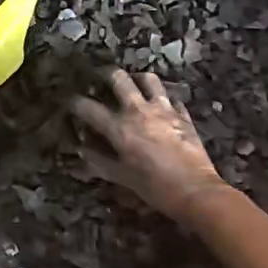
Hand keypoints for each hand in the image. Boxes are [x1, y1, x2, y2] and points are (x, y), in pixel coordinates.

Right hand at [73, 70, 230, 221]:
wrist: (198, 193)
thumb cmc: (155, 187)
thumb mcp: (121, 178)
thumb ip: (98, 162)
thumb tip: (81, 151)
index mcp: (118, 126)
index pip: (87, 106)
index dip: (74, 102)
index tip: (70, 103)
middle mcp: (138, 111)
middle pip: (118, 77)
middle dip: (105, 74)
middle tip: (101, 79)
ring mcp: (163, 110)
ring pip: (149, 80)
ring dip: (139, 80)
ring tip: (134, 85)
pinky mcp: (183, 116)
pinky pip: (173, 99)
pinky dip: (165, 100)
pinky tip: (162, 107)